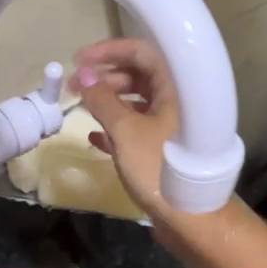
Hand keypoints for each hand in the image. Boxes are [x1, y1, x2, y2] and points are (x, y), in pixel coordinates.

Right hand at [67, 38, 181, 220]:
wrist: (190, 216)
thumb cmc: (159, 166)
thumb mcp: (126, 131)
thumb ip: (102, 101)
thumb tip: (83, 76)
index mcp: (177, 86)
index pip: (142, 52)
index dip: (108, 52)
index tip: (78, 61)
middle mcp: (178, 100)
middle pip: (139, 76)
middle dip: (105, 79)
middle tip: (76, 88)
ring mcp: (173, 125)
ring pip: (137, 103)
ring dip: (109, 103)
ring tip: (83, 110)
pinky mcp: (165, 149)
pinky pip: (138, 129)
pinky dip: (116, 128)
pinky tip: (95, 137)